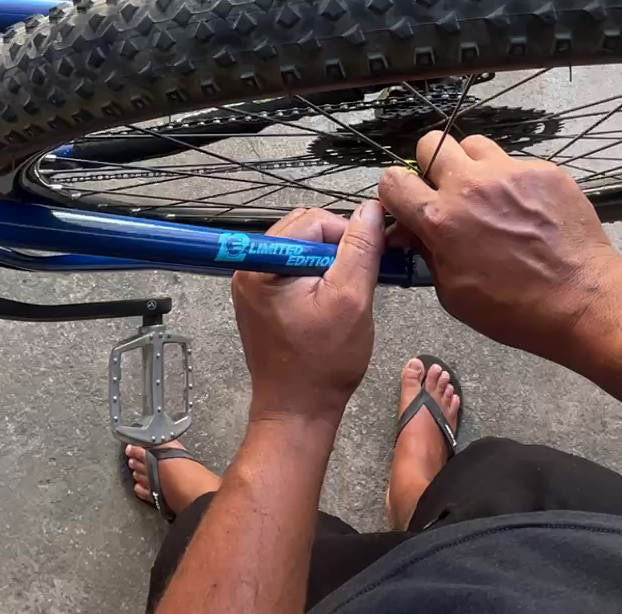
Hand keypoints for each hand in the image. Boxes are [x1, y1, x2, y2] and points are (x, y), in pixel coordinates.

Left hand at [231, 203, 384, 427]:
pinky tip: (331, 302)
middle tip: (355, 281)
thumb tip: (371, 210)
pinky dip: (319, 277)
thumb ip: (361, 249)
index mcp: (262, 263)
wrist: (298, 411)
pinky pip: (296, 268)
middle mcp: (251, 267)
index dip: (347, 236)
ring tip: (343, 295)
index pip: (314, 220)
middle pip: (306, 229)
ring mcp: (254, 283)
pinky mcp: (262, 297)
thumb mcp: (351, 299)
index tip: (367, 262)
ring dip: (330, 263)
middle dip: (337, 248)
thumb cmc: (321, 365)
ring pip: (304, 247)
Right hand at [378, 133, 621, 361]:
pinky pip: (515, 162)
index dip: (396, 192)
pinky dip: (513, 181)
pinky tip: (527, 210)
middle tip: (446, 190)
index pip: (393, 180)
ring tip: (489, 195)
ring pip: (474, 145)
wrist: (582, 302)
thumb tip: (411, 231)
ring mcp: (509, 173)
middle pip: (431, 143)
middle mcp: (470, 187)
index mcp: (441, 220)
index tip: (407, 203)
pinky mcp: (543, 170)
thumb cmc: (514, 309)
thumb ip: (427, 252)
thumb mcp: (453, 293)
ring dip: (473, 166)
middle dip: (432, 165)